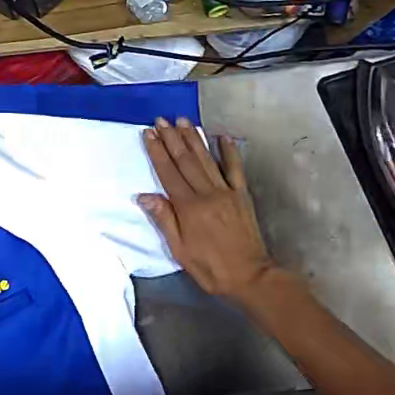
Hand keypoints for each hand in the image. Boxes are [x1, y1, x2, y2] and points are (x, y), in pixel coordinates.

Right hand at [138, 118, 278, 302]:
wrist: (249, 275)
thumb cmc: (210, 268)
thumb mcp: (180, 251)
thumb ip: (165, 220)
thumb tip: (145, 195)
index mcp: (189, 208)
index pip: (169, 174)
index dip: (158, 152)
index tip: (149, 134)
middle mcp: (207, 194)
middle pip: (186, 161)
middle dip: (172, 138)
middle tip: (162, 119)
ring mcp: (227, 191)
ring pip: (207, 159)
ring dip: (194, 138)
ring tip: (184, 121)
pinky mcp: (242, 195)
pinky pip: (235, 168)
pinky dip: (229, 151)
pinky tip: (223, 137)